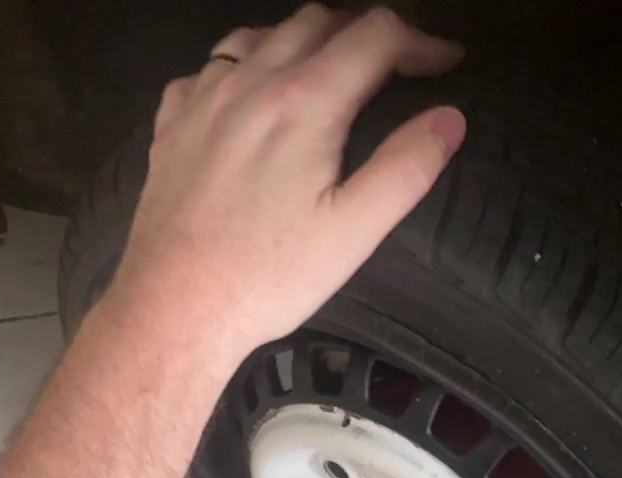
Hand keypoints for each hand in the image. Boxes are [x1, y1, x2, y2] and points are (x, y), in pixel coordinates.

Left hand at [100, 5, 465, 359]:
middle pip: (318, 22)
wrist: (177, 305)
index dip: (419, 42)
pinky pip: (212, 68)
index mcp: (304, 103)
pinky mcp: (172, 124)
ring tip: (330, 71)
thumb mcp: (353, 233)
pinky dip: (247, 67)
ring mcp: (203, 98)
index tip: (446, 62)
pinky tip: (254, 99)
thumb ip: (405, 169)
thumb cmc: (268, 278)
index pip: (374, 38)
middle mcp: (250, 83)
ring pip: (261, 35)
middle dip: (366, 34)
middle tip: (395, 67)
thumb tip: (449, 120)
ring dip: (306, 41)